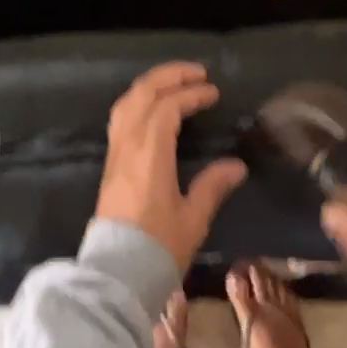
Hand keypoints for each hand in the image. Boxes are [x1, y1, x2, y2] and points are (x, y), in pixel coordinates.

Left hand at [95, 62, 248, 273]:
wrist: (117, 274)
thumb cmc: (158, 246)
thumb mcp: (193, 219)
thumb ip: (212, 186)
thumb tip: (236, 166)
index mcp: (150, 153)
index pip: (168, 107)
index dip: (191, 94)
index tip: (213, 93)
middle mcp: (129, 144)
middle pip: (144, 93)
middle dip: (170, 76)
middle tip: (197, 73)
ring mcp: (115, 152)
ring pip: (127, 101)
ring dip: (151, 85)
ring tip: (175, 82)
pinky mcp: (110, 163)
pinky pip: (120, 116)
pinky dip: (138, 100)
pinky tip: (151, 106)